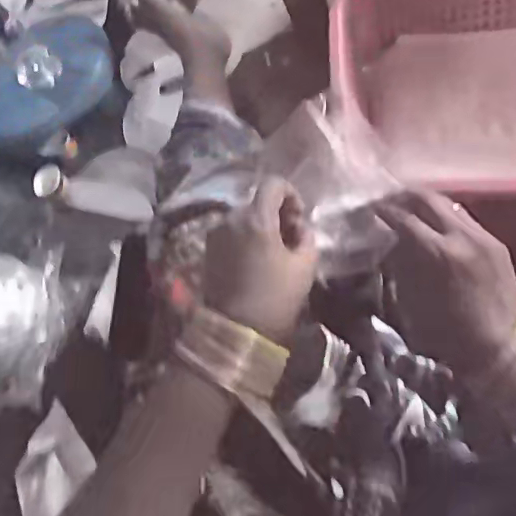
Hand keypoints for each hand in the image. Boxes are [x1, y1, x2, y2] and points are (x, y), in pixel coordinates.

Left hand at [200, 176, 318, 343]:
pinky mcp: (207, 247)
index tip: (299, 218)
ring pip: (244, 216)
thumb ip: (307, 236)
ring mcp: (215, 231)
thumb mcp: (305, 266)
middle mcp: (230, 217)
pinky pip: (231, 231)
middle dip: (277, 213)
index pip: (273, 183)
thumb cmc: (275, 299)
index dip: (292, 194)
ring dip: (261, 225)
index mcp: (256, 218)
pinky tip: (255, 261)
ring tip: (274, 253)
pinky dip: (246, 236)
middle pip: (258, 201)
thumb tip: (299, 226)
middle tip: (291, 239)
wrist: (235, 332)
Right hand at [377, 190, 515, 378]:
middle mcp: (462, 237)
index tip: (368, 208)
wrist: (501, 350)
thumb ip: (399, 263)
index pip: (403, 218)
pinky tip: (434, 224)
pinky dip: (444, 217)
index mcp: (439, 252)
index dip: (382, 210)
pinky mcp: (496, 243)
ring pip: (448, 204)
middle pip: (427, 199)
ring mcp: (483, 237)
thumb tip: (387, 240)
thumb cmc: (447, 333)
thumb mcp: (411, 298)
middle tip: (386, 199)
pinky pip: (464, 219)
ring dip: (425, 203)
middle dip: (402, 196)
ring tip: (408, 207)